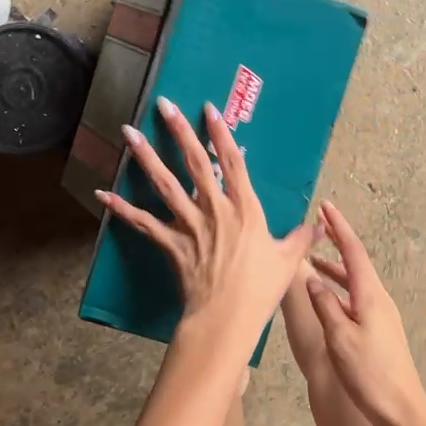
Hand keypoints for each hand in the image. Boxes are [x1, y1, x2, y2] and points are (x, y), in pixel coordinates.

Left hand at [98, 98, 320, 349]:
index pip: (234, 162)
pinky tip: (103, 193)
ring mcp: (190, 225)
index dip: (221, 134)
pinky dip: (122, 208)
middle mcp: (215, 208)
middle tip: (164, 104)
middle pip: (196, 162)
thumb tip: (321, 225)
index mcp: (245, 208)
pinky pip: (143, 223)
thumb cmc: (260, 291)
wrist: (226, 320)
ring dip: (146, 156)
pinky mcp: (171, 244)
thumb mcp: (288, 261)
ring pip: (165, 184)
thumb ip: (302, 238)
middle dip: (179, 131)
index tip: (209, 109)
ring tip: (129, 132)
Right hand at [304, 201, 425, 425]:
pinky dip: (339, 289)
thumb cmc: (370, 374)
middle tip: (318, 225)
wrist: (403, 413)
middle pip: (356, 261)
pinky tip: (326, 299)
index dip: (338, 226)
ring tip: (313, 262)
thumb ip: (324, 305)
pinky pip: (356, 298)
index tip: (325, 206)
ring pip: (355, 281)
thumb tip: (311, 279)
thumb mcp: (339, 337)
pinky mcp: (379, 331)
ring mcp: (381, 315)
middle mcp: (378, 298)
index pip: (352, 250)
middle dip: (337, 241)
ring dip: (335, 268)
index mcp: (370, 294)